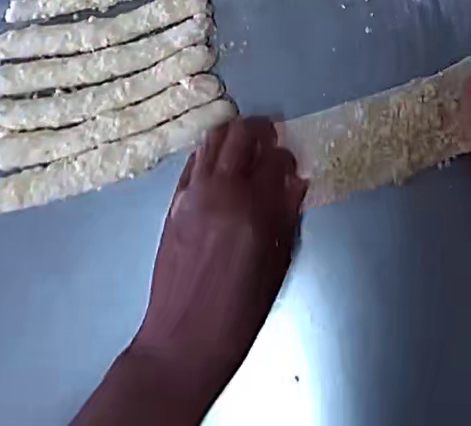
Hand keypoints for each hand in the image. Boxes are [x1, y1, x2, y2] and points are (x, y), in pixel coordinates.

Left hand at [130, 117, 306, 387]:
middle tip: (271, 140)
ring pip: (214, 138)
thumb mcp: (278, 263)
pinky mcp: (174, 203)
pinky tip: (221, 167)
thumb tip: (296, 182)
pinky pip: (194, 161)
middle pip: (242, 133)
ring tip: (246, 149)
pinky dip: (210, 154)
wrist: (183, 342)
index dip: (288, 157)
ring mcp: (194, 194)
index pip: (277, 157)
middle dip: (262, 129)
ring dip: (234, 135)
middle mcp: (223, 190)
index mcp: (255, 207)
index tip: (291, 168)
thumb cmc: (240, 310)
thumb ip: (288, 214)